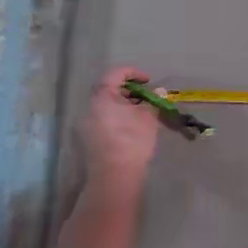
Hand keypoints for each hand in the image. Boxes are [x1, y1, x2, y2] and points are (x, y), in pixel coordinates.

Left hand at [81, 66, 160, 186]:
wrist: (115, 174)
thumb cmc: (132, 139)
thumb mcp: (148, 117)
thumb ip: (153, 101)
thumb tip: (159, 91)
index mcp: (102, 96)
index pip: (116, 73)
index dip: (134, 73)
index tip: (148, 82)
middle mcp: (91, 106)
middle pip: (110, 89)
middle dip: (130, 91)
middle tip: (147, 98)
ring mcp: (88, 123)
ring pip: (108, 106)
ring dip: (125, 105)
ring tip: (143, 113)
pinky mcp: (90, 138)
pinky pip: (105, 119)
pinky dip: (119, 117)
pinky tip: (133, 127)